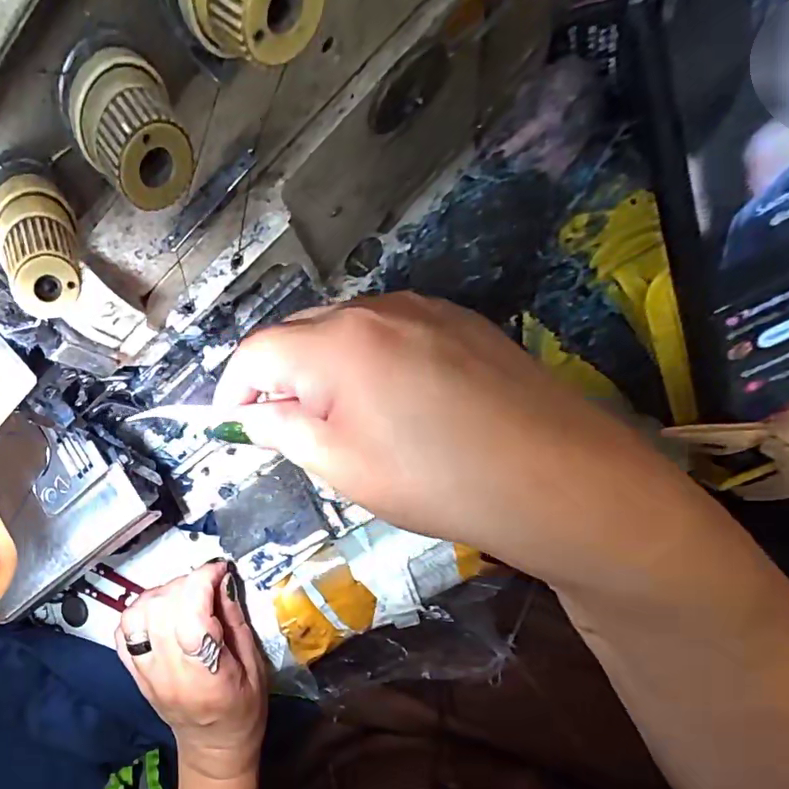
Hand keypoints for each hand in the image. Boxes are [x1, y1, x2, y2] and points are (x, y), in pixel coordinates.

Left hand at [115, 562, 267, 780]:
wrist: (214, 746)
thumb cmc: (242, 711)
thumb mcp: (254, 666)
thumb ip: (235, 622)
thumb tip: (221, 583)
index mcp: (205, 673)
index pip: (189, 614)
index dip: (201, 582)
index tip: (217, 570)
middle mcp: (168, 671)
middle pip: (160, 609)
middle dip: (183, 585)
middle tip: (204, 587)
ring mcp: (145, 672)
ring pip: (135, 616)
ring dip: (157, 596)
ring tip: (181, 598)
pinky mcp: (134, 672)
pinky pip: (122, 632)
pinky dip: (137, 613)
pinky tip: (159, 613)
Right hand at [214, 293, 724, 596]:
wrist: (557, 479)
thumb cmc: (431, 480)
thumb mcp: (337, 464)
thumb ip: (281, 428)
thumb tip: (252, 413)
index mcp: (334, 344)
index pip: (254, 353)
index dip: (232, 390)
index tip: (231, 425)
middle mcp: (373, 310)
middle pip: (295, 332)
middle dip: (274, 376)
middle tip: (281, 428)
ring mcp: (422, 309)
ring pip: (340, 329)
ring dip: (318, 367)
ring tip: (336, 418)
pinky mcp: (458, 321)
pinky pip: (386, 330)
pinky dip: (363, 360)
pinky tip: (387, 402)